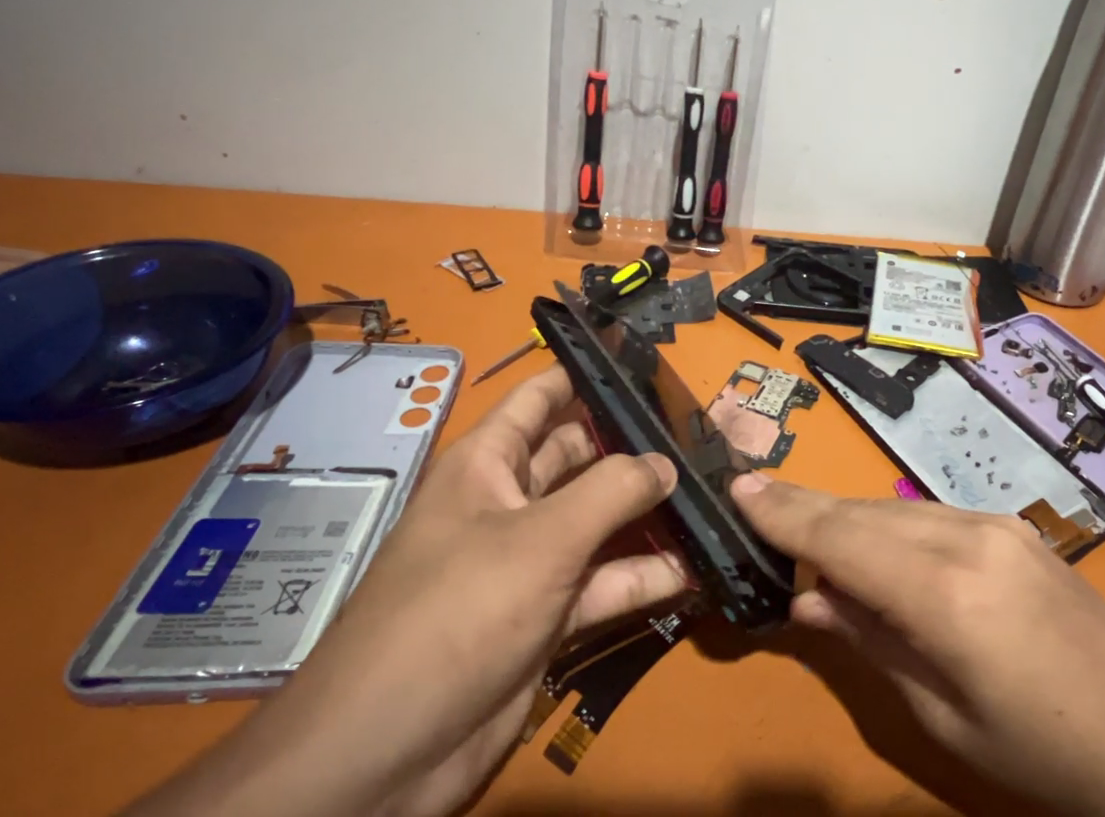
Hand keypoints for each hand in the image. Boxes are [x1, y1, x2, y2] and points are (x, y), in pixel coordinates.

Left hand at [131, 365, 688, 816]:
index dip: (584, 374)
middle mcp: (508, 505)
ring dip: (648, 513)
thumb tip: (668, 463)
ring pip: (599, 523)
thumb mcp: (542, 538)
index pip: (539, 398)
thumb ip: (612, 491)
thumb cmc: (458, 612)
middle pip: (579, 458)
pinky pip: (604, 584)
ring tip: (712, 495)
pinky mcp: (547, 618)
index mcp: (487, 466)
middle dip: (633, 445)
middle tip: (701, 435)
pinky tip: (694, 568)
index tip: (644, 359)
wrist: (391, 746)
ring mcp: (528, 564)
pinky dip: (644, 576)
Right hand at [729, 473, 1104, 816]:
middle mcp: (969, 538)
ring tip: (804, 526)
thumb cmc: (1037, 747)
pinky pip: (935, 516)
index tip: (738, 488)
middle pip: (866, 513)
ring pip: (898, 509)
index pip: (842, 539)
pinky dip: (892, 526)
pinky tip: (875, 545)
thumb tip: (810, 601)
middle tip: (755, 494)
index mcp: (944, 592)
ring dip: (849, 517)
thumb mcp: (939, 713)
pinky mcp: (1019, 531)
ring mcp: (1000, 527)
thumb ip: (871, 641)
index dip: (786, 513)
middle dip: (808, 507)